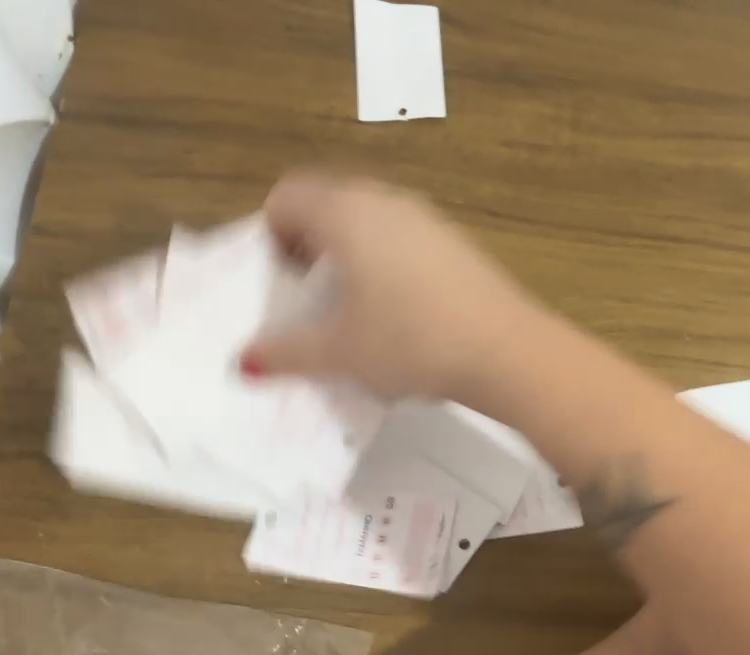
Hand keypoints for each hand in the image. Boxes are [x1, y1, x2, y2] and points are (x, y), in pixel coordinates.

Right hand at [242, 172, 555, 401]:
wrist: (505, 351)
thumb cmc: (410, 343)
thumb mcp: (340, 354)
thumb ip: (287, 353)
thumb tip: (244, 362)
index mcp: (345, 212)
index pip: (286, 196)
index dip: (272, 236)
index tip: (283, 284)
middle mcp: (386, 201)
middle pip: (329, 206)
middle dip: (311, 248)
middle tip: (313, 301)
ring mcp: (429, 220)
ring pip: (372, 224)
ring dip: (353, 259)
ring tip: (358, 313)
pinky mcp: (459, 245)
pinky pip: (408, 243)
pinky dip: (391, 268)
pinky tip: (406, 317)